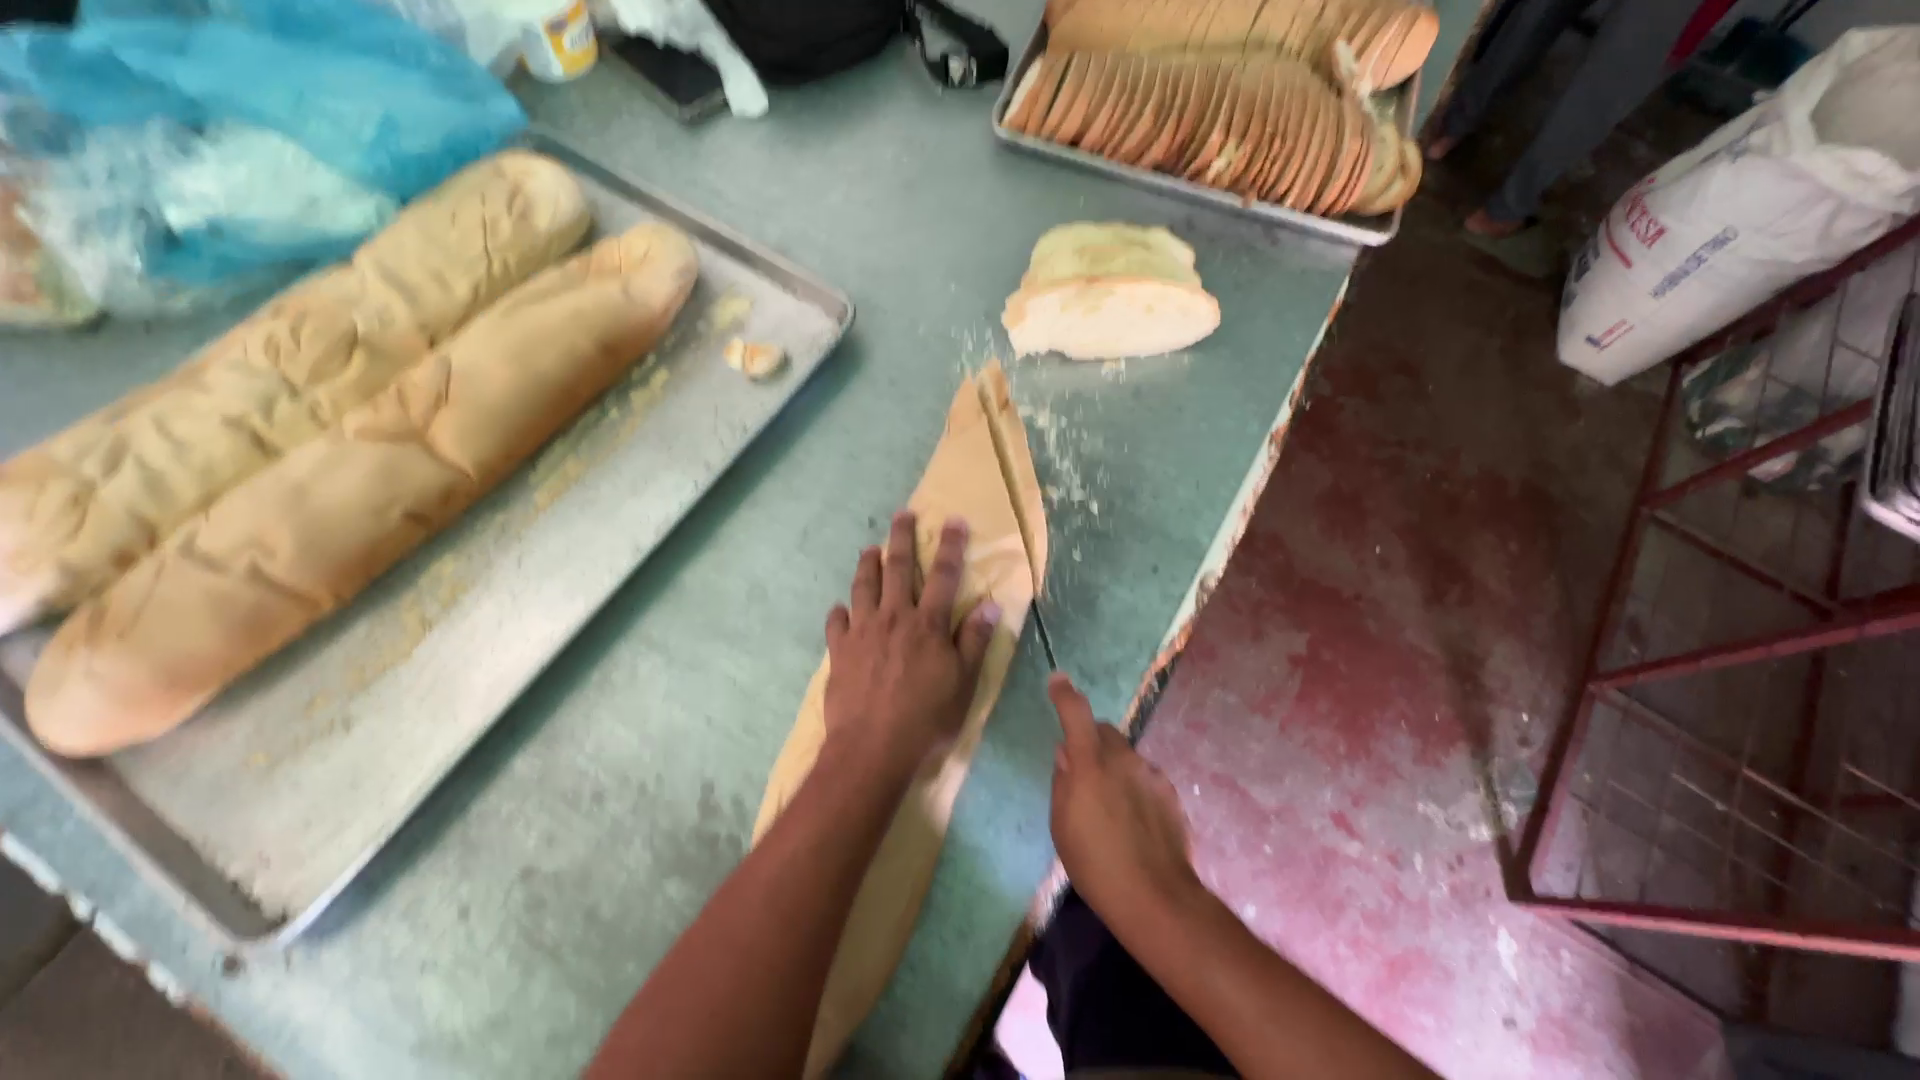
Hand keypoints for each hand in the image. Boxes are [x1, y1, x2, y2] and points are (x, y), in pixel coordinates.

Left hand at [822, 511, 1000, 781]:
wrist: (872, 746)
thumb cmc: (926, 718)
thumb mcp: (963, 683)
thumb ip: (974, 642)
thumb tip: (990, 606)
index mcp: (928, 624)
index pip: (945, 576)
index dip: (951, 547)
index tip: (955, 521)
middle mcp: (894, 618)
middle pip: (898, 568)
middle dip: (902, 538)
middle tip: (903, 514)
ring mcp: (862, 632)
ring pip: (863, 587)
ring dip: (868, 565)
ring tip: (869, 549)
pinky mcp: (839, 652)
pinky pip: (837, 623)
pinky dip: (840, 612)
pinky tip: (841, 609)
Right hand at [1048, 674, 1201, 929]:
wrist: (1156, 896)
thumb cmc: (1095, 864)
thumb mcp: (1061, 826)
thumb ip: (1063, 782)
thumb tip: (1066, 754)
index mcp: (1090, 764)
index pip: (1076, 714)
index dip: (1065, 695)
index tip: (1058, 680)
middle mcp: (1124, 759)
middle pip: (1103, 733)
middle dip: (1090, 742)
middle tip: (1081, 774)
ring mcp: (1152, 775)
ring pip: (1126, 757)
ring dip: (1113, 768)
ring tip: (1109, 810)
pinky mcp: (1171, 794)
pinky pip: (1145, 778)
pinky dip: (1134, 789)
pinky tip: (1133, 823)